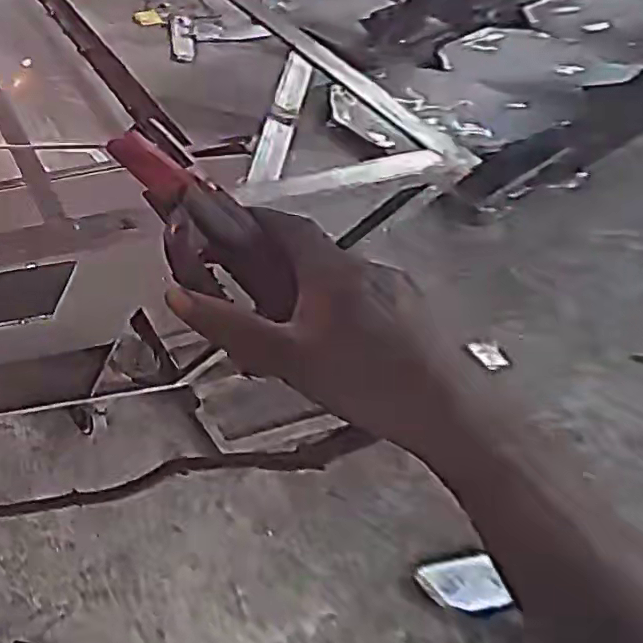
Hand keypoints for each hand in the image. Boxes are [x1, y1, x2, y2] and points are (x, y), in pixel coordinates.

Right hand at [163, 208, 488, 461]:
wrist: (466, 425)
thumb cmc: (370, 382)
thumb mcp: (285, 358)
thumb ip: (228, 325)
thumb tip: (176, 296)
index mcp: (331, 270)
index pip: (284, 223)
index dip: (249, 217)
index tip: (221, 224)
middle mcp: (365, 269)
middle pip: (306, 250)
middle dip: (269, 261)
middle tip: (243, 285)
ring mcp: (397, 291)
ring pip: (333, 277)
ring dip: (302, 288)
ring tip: (286, 328)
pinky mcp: (415, 316)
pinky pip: (361, 298)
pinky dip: (333, 308)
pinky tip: (332, 346)